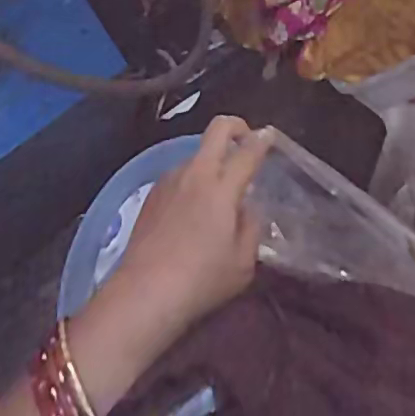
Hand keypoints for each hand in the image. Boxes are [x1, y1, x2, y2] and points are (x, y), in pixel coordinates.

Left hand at [97, 116, 271, 338]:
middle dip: (235, 126)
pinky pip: (180, 175)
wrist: (145, 289)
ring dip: (211, 162)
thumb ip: (251, 227)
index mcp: (222, 187)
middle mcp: (195, 173)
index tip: (268, 135)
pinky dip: (192, 181)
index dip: (261, 140)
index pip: (247, 153)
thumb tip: (246, 207)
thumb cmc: (201, 279)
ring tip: (216, 195)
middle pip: (217, 129)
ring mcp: (170, 178)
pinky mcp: (153, 191)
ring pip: (196, 154)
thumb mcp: (243, 262)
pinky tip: (191, 211)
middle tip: (245, 139)